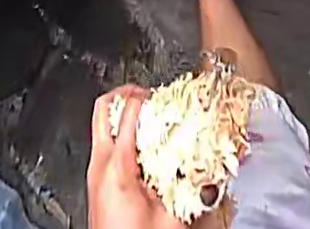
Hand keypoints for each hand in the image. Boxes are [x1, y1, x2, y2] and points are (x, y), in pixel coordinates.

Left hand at [88, 86, 182, 228]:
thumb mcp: (171, 217)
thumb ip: (192, 187)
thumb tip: (215, 170)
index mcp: (117, 166)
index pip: (128, 110)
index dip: (148, 95)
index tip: (165, 96)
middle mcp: (100, 164)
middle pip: (104, 107)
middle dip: (127, 93)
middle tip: (148, 95)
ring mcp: (94, 172)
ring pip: (102, 123)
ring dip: (124, 114)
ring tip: (149, 118)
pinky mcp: (96, 182)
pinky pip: (105, 144)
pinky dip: (122, 134)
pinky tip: (143, 146)